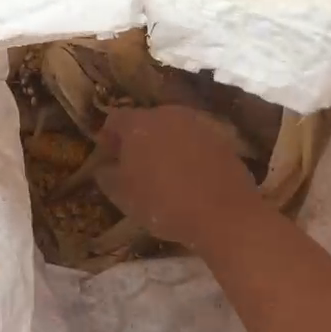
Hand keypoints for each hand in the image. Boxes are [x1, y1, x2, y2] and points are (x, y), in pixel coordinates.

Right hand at [93, 105, 259, 245]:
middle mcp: (168, 115)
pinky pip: (195, 143)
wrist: (225, 216)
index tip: (107, 157)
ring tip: (163, 172)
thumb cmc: (163, 202)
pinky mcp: (223, 141)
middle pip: (145, 121)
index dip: (107, 138)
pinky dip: (188, 154)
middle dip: (136, 139)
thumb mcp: (122, 195)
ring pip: (172, 130)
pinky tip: (189, 178)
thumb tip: (105, 167)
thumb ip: (106, 175)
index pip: (114, 120)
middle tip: (133, 165)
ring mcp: (199, 126)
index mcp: (138, 123)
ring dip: (163, 145)